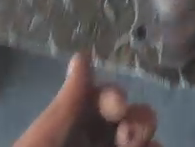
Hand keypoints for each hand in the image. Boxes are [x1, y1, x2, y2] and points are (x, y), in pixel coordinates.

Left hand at [13, 54, 160, 146]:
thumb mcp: (45, 141)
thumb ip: (69, 102)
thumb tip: (83, 55)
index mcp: (74, 127)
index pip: (104, 100)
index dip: (114, 97)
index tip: (116, 106)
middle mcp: (96, 143)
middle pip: (132, 120)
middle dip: (139, 120)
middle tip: (130, 137)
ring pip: (145, 144)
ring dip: (149, 140)